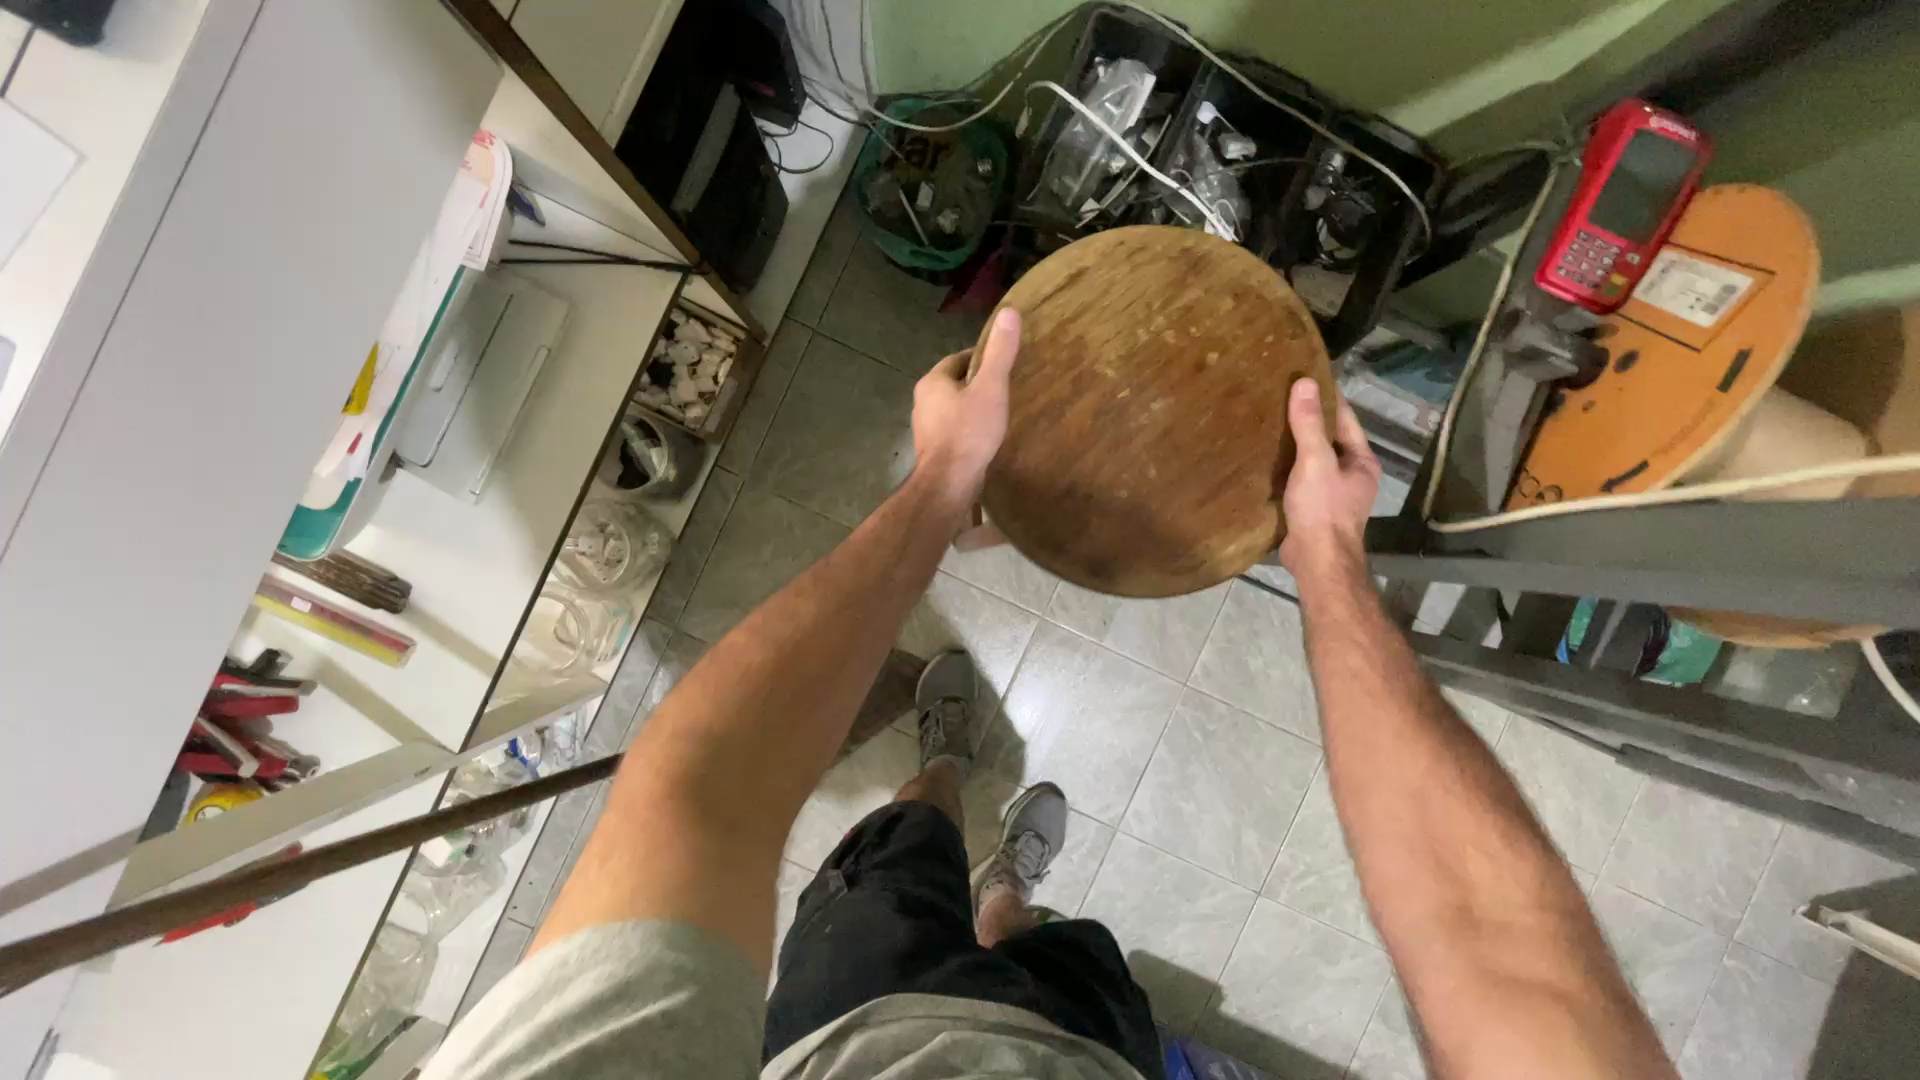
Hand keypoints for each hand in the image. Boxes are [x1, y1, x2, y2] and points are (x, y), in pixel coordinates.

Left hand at [912, 307, 1019, 519]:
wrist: (949, 482)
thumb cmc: (969, 432)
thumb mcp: (991, 388)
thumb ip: (1000, 353)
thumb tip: (1008, 312)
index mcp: (932, 381)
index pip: (959, 359)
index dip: (983, 359)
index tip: (1004, 366)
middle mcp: (922, 401)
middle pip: (955, 383)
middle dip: (977, 385)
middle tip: (1005, 391)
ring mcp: (925, 427)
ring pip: (953, 407)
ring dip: (972, 408)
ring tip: (997, 414)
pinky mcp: (932, 448)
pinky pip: (952, 429)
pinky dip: (967, 428)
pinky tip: (984, 438)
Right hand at [1279, 377, 1380, 573]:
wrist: (1317, 560)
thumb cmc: (1323, 508)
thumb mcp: (1315, 461)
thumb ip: (1308, 424)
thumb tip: (1304, 383)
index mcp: (1361, 461)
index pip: (1344, 419)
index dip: (1326, 398)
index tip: (1303, 378)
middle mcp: (1351, 475)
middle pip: (1328, 440)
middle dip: (1306, 422)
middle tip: (1277, 400)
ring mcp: (1333, 495)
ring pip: (1312, 462)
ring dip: (1293, 447)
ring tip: (1266, 427)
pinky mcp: (1312, 510)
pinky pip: (1298, 481)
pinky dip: (1284, 470)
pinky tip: (1263, 463)